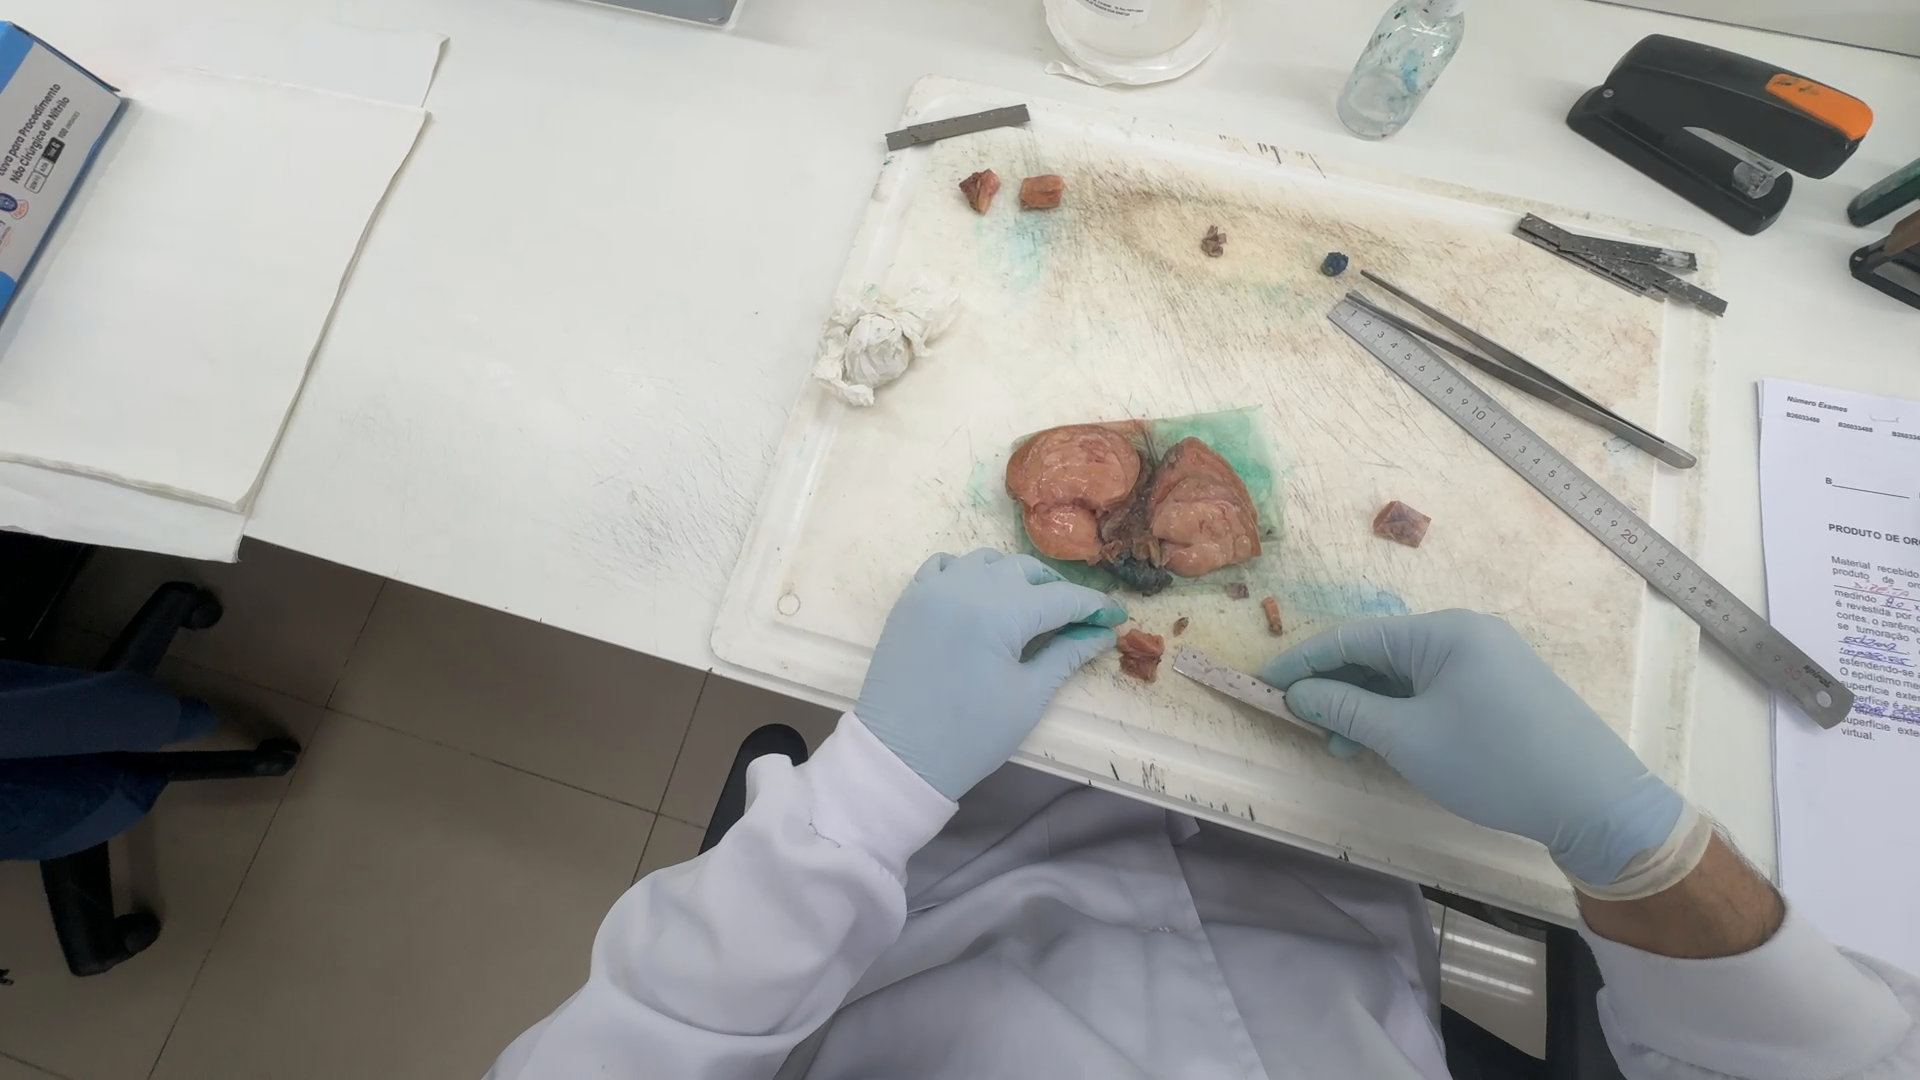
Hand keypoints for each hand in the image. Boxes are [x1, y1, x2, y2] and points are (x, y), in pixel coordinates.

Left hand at [857, 549, 1125, 800]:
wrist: (898, 756)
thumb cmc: (970, 735)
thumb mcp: (1028, 697)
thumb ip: (1067, 655)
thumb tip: (1103, 633)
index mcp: (1000, 613)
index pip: (1060, 598)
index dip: (1093, 606)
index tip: (1115, 616)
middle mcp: (967, 587)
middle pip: (1025, 570)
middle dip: (1055, 589)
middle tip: (1075, 617)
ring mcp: (934, 588)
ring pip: (986, 561)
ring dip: (1013, 576)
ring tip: (1027, 606)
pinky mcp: (910, 599)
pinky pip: (945, 565)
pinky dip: (968, 571)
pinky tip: (979, 596)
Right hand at [1259, 610, 1681, 887]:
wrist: (1603, 811)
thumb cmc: (1495, 764)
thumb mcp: (1405, 738)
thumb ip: (1342, 709)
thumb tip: (1297, 694)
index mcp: (1442, 632)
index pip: (1350, 638)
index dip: (1301, 661)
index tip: (1264, 682)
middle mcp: (1463, 634)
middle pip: (1375, 653)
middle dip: (1335, 690)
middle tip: (1305, 725)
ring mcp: (1484, 659)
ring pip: (1400, 674)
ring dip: (1365, 707)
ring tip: (1344, 747)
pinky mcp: (1497, 687)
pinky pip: (1428, 689)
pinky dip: (1397, 712)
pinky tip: (1382, 742)